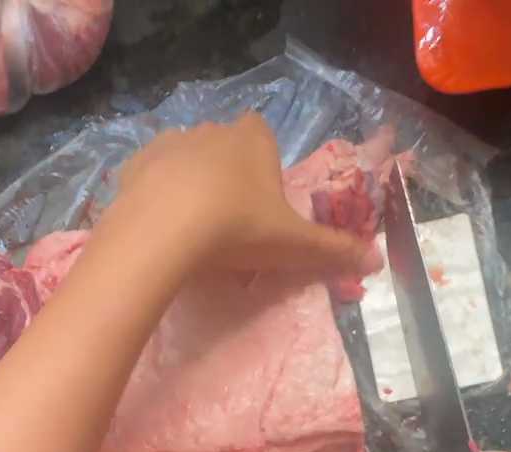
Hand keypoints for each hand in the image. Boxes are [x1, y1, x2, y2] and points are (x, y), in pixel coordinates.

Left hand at [111, 112, 379, 280]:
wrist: (164, 233)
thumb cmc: (237, 230)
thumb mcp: (292, 245)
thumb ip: (332, 251)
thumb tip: (375, 261)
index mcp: (253, 140)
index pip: (263, 136)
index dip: (262, 166)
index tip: (259, 203)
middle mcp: (212, 131)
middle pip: (223, 147)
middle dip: (225, 176)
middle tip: (225, 225)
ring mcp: (170, 144)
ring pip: (184, 160)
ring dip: (188, 185)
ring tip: (189, 230)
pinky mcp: (135, 164)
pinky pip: (149, 176)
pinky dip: (154, 196)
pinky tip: (158, 228)